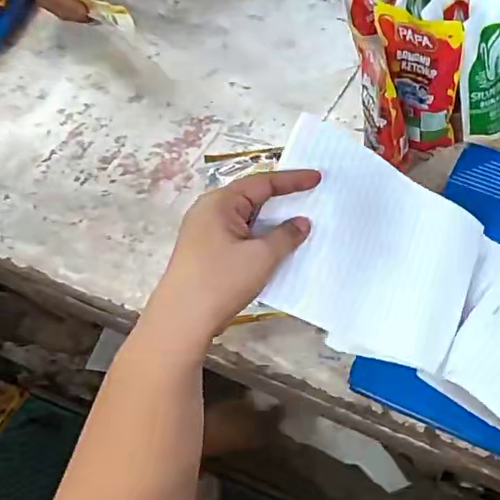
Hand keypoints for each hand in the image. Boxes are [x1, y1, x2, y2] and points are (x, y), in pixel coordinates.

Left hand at [147, 170, 319, 339]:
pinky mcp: (206, 251)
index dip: (292, 180)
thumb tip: (301, 222)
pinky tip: (276, 245)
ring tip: (298, 221)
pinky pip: (240, 233)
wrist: (181, 321)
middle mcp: (209, 211)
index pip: (262, 183)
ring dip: (271, 219)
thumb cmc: (221, 281)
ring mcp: (204, 231)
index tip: (317, 178)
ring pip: (246, 217)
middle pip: (252, 196)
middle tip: (310, 195)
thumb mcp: (262, 256)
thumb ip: (286, 235)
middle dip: (281, 197)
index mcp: (220, 203)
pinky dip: (260, 235)